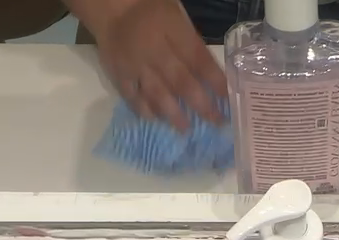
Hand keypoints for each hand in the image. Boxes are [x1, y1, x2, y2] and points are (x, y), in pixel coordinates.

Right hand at [73, 0, 227, 129]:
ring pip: (158, 94)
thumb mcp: (176, 16)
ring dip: (174, 115)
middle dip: (202, 105)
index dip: (215, 81)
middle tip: (216, 122)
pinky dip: (146, 111)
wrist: (110, 5)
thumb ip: (191, 44)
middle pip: (181, 82)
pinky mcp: (120, 75)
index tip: (228, 100)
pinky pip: (134, 98)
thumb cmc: (151, 11)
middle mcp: (155, 49)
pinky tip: (157, 120)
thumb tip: (213, 78)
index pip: (198, 58)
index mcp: (171, 29)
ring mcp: (136, 64)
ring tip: (186, 129)